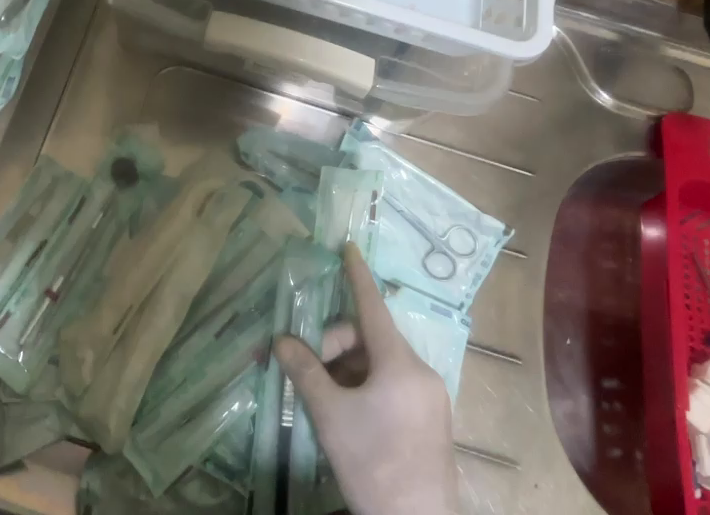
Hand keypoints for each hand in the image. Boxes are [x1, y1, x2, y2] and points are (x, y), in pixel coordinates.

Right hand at [274, 243, 457, 514]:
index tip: (348, 246)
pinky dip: (363, 387)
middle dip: (334, 347)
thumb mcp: (331, 414)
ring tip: (323, 399)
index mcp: (400, 362)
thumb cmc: (373, 462)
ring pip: (378, 364)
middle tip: (307, 371)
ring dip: (346, 370)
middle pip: (369, 339)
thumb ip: (305, 371)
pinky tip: (345, 413)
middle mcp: (419, 371)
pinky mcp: (429, 419)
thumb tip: (280, 340)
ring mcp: (428, 397)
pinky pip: (391, 385)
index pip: (372, 306)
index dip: (357, 275)